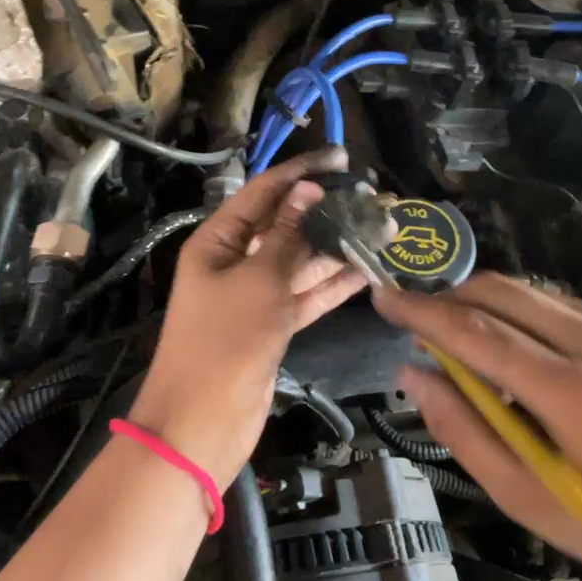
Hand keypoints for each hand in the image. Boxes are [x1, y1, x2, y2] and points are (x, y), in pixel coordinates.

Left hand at [131, 149, 362, 485]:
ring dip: (335, 248)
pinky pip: (304, 295)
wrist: (202, 422)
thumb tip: (306, 190)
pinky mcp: (271, 325)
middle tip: (369, 198)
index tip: (340, 158)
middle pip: (284, 226)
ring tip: (380, 229)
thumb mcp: (259, 282)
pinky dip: (331, 285)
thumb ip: (287, 237)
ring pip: (299, 262)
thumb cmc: (224, 342)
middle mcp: (234, 262)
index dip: (300, 172)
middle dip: (324, 212)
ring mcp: (253, 295)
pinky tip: (366, 271)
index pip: (263, 193)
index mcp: (217, 241)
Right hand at [374, 273, 581, 580]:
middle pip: (501, 293)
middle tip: (413, 318)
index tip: (382, 297)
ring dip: (483, 306)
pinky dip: (521, 317)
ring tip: (458, 340)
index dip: (423, 312)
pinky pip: (558, 305)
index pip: (479, 332)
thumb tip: (412, 373)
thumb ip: (462, 429)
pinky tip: (514, 353)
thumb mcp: (527, 498)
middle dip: (448, 297)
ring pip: (528, 292)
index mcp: (577, 394)